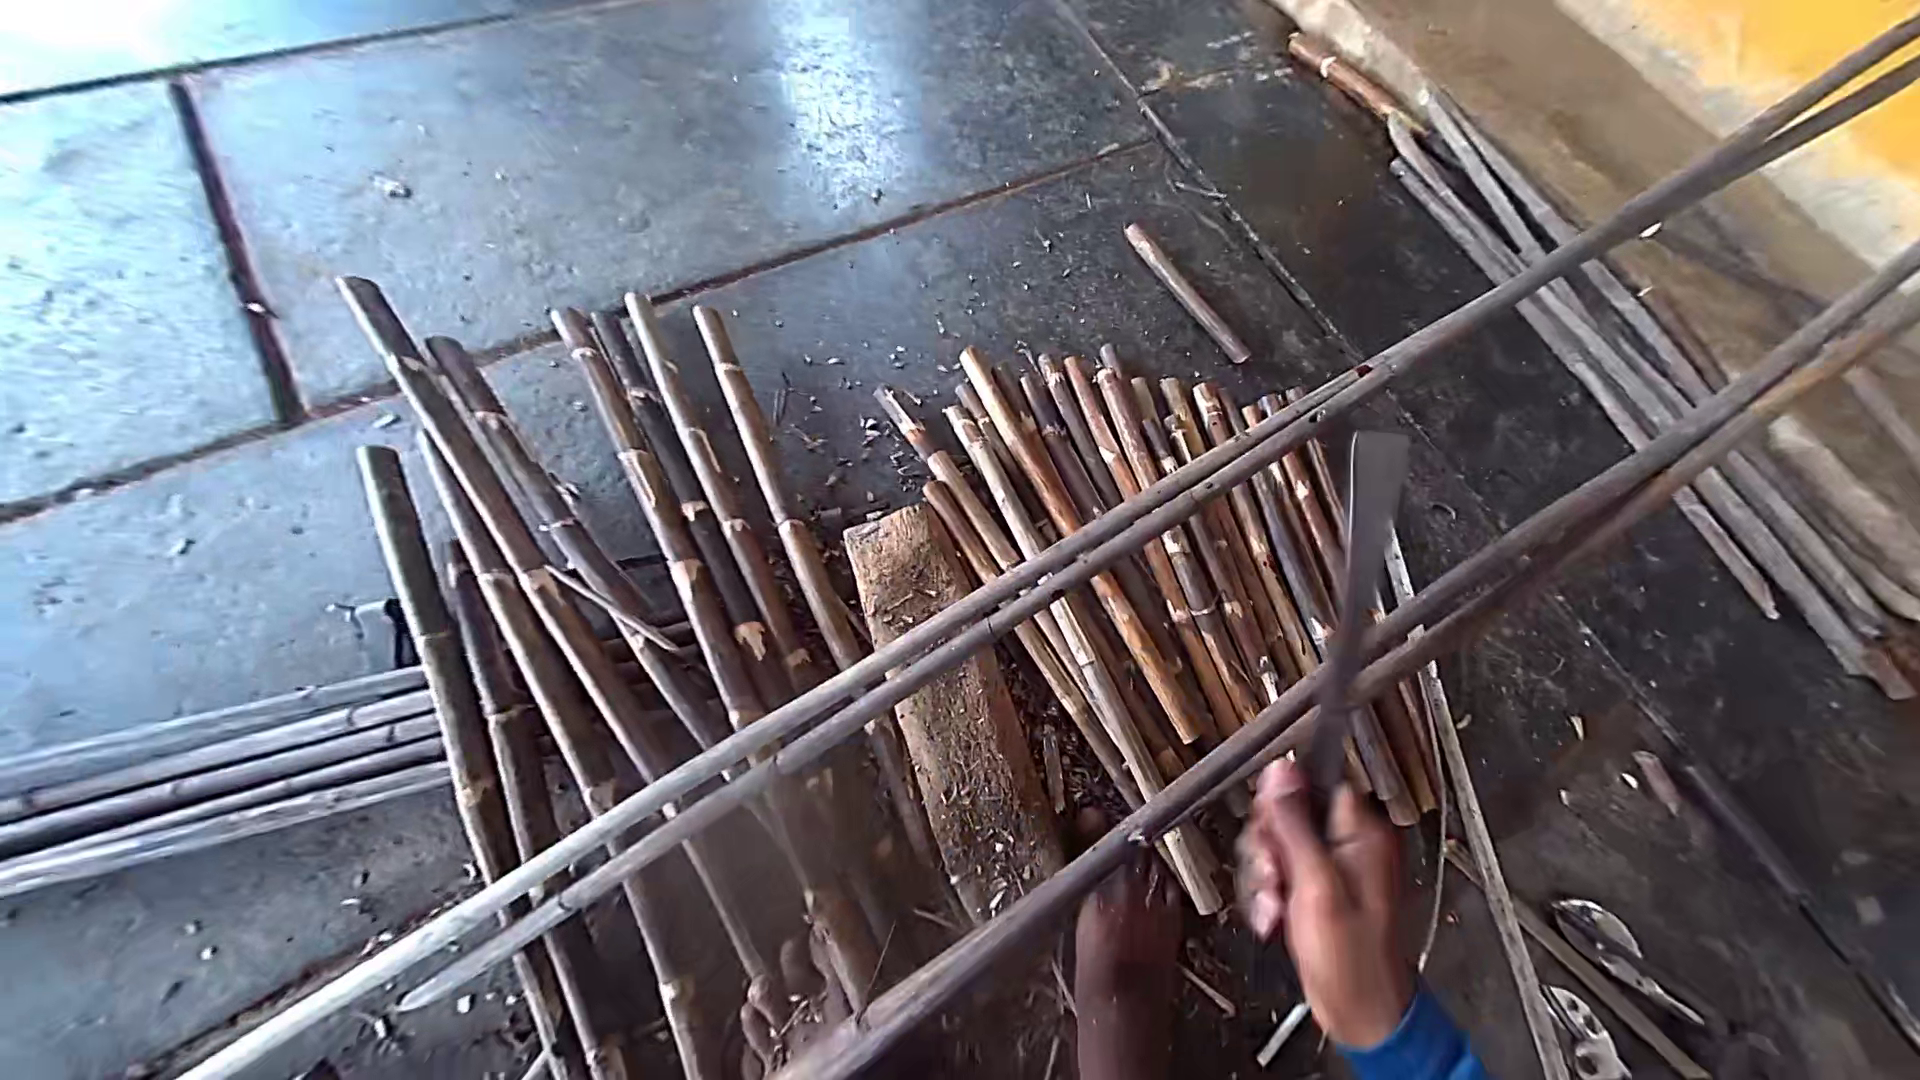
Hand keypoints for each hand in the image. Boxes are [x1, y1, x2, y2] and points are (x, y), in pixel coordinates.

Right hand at [1237, 759, 1411, 1047]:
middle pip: (1281, 811)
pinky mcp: (1308, 884)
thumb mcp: (1316, 881)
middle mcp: (1344, 842)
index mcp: (1360, 832)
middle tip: (1274, 873)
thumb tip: (1281, 769)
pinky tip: (1273, 914)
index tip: (1272, 830)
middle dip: (1265, 845)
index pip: (1309, 781)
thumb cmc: (1352, 957)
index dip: (1281, 800)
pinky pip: (1270, 867)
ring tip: (1275, 902)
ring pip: (1270, 840)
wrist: (1359, 1014)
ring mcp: (1325, 864)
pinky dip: (1264, 891)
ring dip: (1261, 873)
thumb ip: (1294, 821)